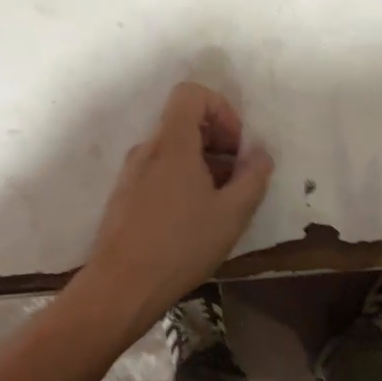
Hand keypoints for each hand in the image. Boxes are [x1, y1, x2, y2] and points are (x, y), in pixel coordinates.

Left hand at [81, 82, 273, 331]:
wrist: (121, 286)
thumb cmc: (181, 246)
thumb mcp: (232, 213)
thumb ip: (253, 177)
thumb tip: (260, 154)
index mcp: (172, 144)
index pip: (191, 94)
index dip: (221, 109)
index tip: (236, 146)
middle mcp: (147, 150)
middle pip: (184, 122)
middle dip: (217, 141)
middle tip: (237, 177)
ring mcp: (131, 174)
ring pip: (173, 151)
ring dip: (202, 165)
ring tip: (220, 204)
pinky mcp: (124, 197)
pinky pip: (158, 173)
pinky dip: (182, 182)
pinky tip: (194, 221)